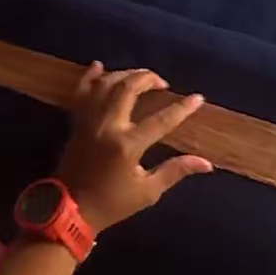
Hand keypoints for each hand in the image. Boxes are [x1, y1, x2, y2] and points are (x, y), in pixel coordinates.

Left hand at [55, 63, 210, 233]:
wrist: (69, 208)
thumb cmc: (111, 203)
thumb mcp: (147, 192)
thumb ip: (175, 171)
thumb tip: (206, 163)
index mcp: (127, 145)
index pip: (161, 120)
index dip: (182, 108)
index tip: (197, 98)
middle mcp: (107, 126)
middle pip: (128, 88)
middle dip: (148, 78)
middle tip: (162, 82)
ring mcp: (89, 121)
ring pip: (105, 84)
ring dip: (124, 74)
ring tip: (140, 76)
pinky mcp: (76, 121)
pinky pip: (81, 92)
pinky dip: (89, 77)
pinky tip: (99, 66)